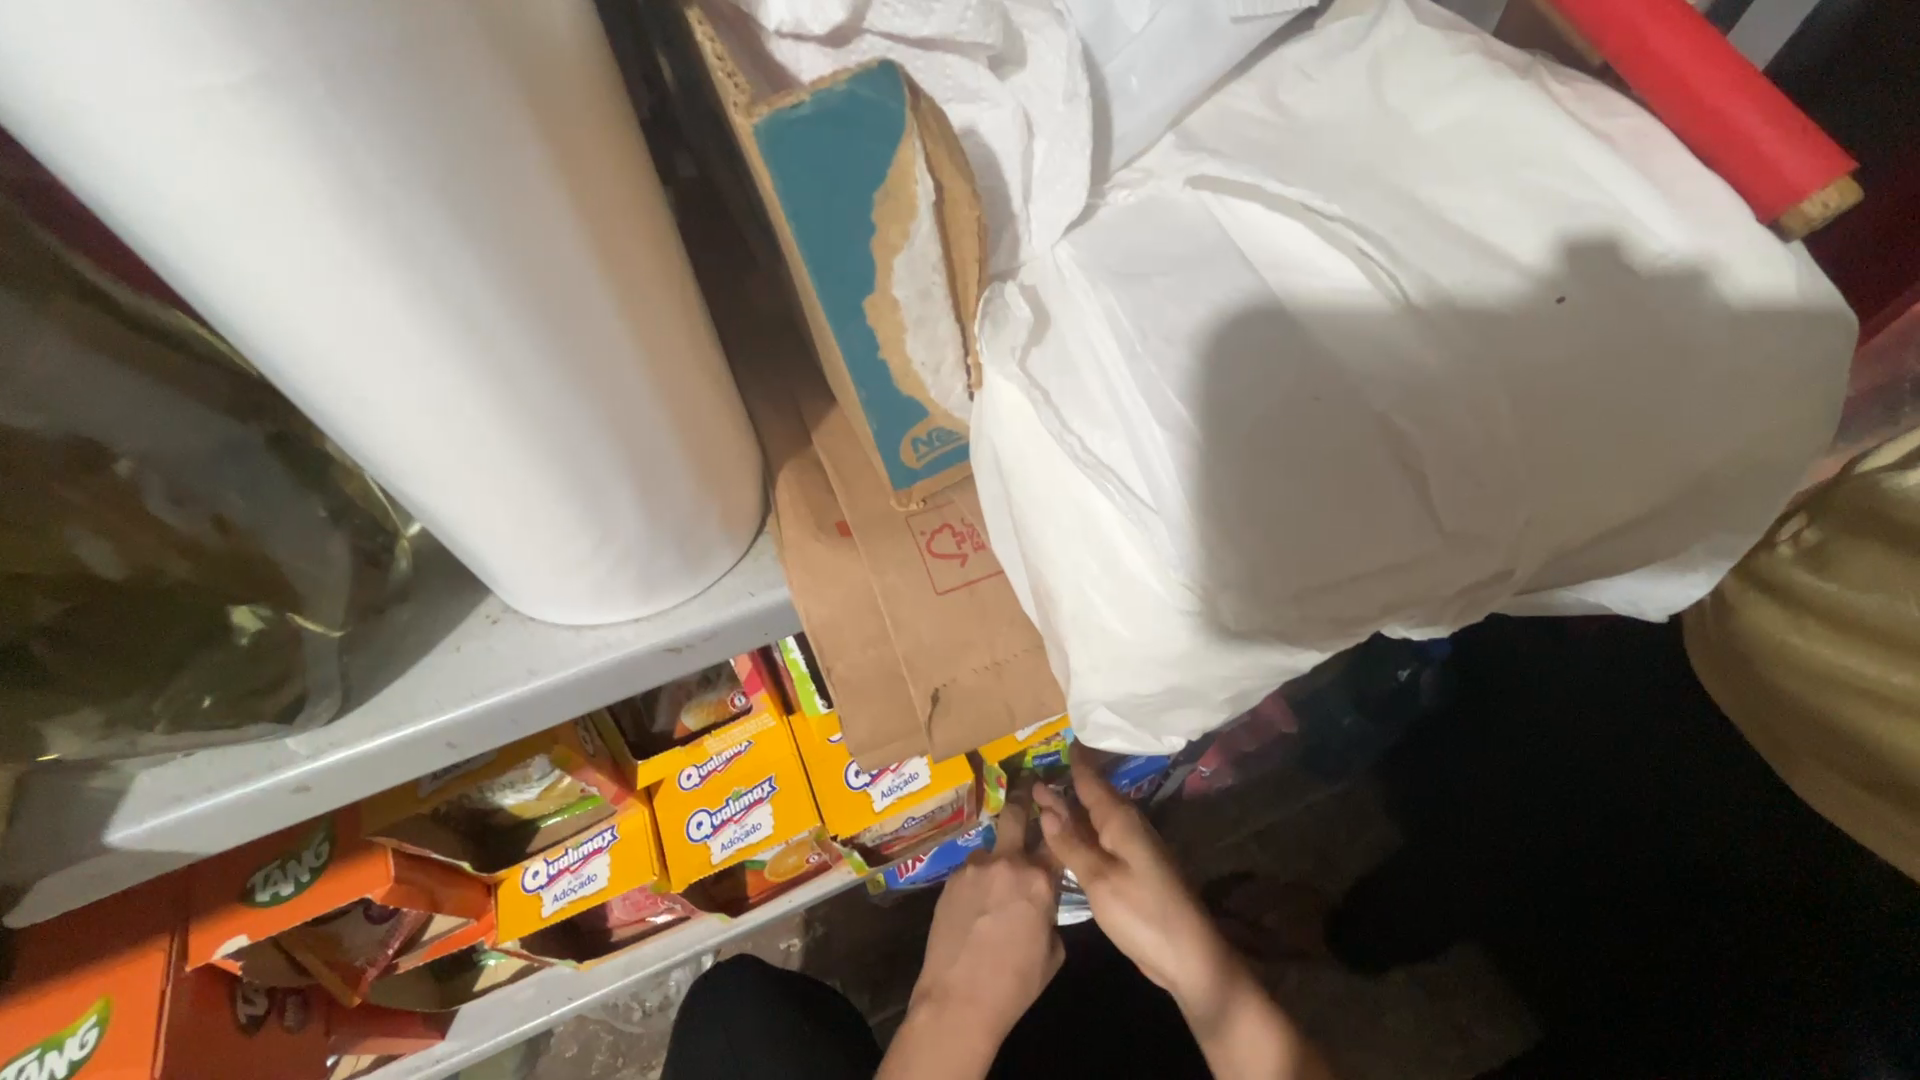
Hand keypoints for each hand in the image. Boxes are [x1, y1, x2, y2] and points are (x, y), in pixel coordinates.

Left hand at [909, 801, 1063, 1042]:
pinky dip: (976, 880)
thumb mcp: (1053, 952)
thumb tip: (1042, 903)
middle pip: (1016, 814)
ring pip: (989, 848)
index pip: (1057, 840)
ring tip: (993, 884)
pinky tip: (974, 905)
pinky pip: (970, 871)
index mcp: (1039, 880)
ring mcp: (973, 868)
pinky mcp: (950, 880)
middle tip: (1027, 785)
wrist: (958, 998)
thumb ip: (1050, 914)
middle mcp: (1006, 863)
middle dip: (1023, 798)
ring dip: (995, 859)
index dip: (1061, 827)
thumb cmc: (1015, 983)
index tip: (1061, 813)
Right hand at [1033, 756, 1236, 1012]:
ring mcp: (1130, 848)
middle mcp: (1126, 826)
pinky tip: (1062, 839)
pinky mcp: (1131, 869)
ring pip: (1094, 819)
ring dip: (1070, 810)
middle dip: (1065, 785)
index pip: (1090, 779)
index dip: (1073, 760)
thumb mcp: (1099, 879)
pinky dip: (1079, 834)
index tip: (1057, 737)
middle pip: (1091, 797)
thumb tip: (1046, 807)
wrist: (1189, 956)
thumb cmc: (1142, 913)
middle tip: (1031, 774)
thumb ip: (1071, 844)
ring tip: (1039, 800)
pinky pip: (1099, 839)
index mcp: (1120, 819)